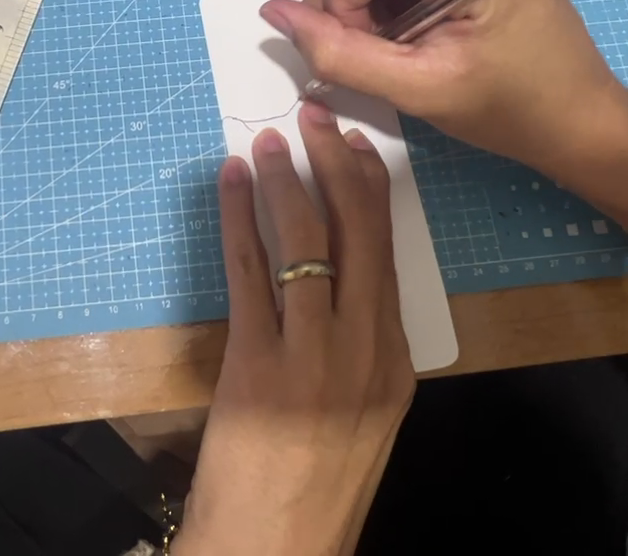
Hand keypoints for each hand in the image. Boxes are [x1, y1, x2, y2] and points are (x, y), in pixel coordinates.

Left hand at [174, 102, 413, 555]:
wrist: (281, 549)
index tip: (356, 142)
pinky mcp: (257, 360)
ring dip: (284, 179)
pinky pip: (249, 269)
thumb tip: (339, 269)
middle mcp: (365, 346)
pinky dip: (238, 215)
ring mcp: (312, 352)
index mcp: (395, 356)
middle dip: (335, 163)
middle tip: (315, 114)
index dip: (372, 186)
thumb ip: (360, 339)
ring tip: (269, 138)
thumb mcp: (365, 407)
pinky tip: (231, 179)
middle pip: (355, 230)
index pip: (389, 248)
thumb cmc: (322, 479)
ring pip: (303, 239)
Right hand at [267, 0, 627, 286]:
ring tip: (399, 48)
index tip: (358, 53)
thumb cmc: (509, 114)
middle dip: (347, 3)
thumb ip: (341, 53)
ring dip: (365, 3)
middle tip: (375, 56)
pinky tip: (413, 33)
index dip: (336, 1)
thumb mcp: (418, 91)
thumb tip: (273, 13)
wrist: (582, 121)